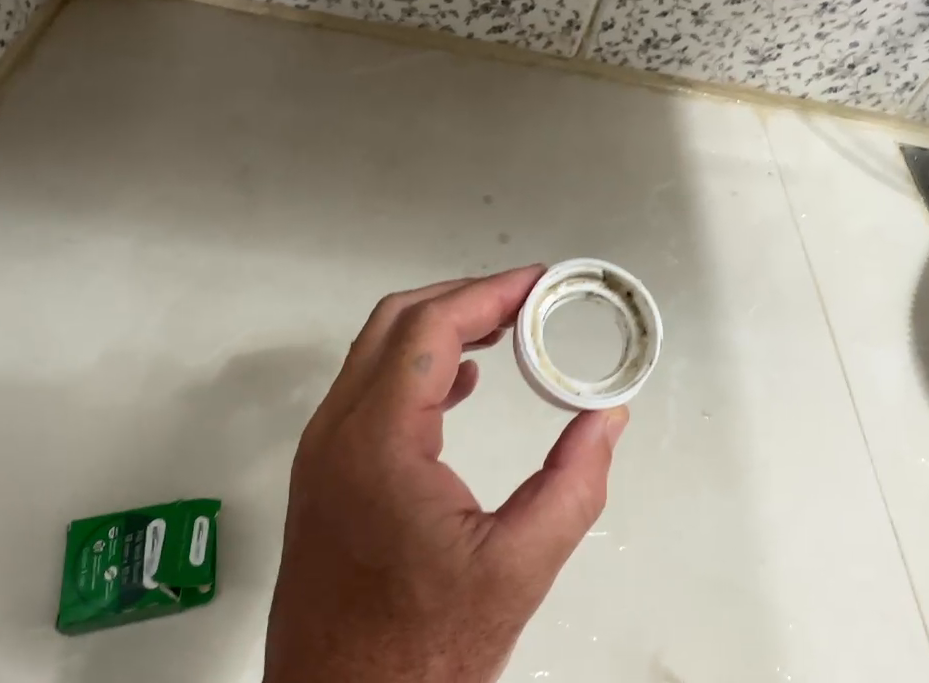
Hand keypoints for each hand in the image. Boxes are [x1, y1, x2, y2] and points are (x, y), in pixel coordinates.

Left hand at [264, 266, 629, 682]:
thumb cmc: (419, 651)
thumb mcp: (518, 570)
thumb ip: (573, 485)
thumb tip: (605, 419)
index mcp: (377, 441)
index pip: (431, 327)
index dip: (490, 293)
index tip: (538, 282)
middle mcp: (337, 431)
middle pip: (398, 321)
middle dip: (466, 298)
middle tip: (526, 300)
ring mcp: (323, 449)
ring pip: (377, 349)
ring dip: (439, 327)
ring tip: (504, 329)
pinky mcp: (324, 471)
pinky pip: (368, 388)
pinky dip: (416, 366)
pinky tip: (460, 383)